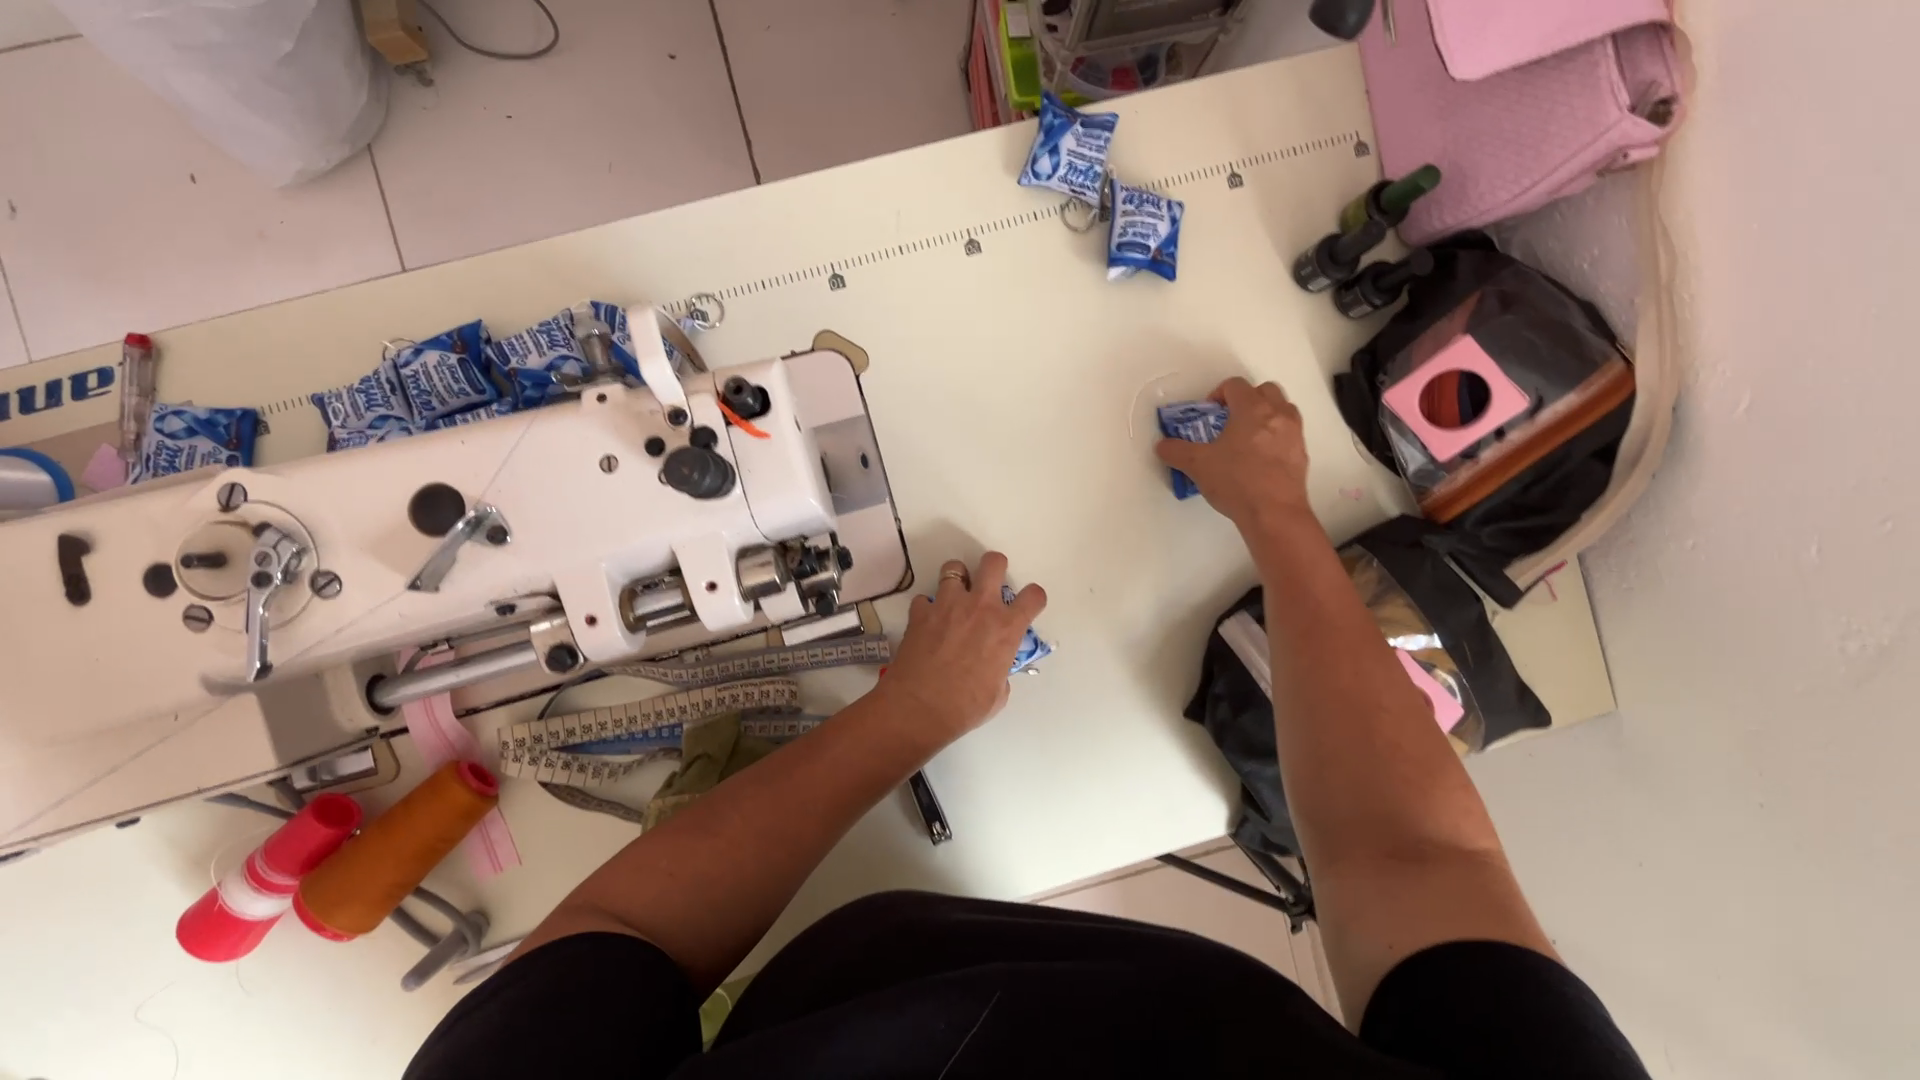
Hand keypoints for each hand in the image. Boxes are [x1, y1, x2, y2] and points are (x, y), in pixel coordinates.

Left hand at [879, 552, 1046, 744]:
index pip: (1033, 596)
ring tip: (955, 594)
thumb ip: (1000, 672)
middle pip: (993, 563)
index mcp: (1006, 628)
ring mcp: (947, 604)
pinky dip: (927, 606)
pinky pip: (924, 598)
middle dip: (995, 566)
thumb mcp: (997, 694)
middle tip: (990, 582)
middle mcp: (980, 607)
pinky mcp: (920, 611)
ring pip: (954, 567)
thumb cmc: (964, 708)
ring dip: (958, 578)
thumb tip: (994, 669)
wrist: (919, 708)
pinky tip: (927, 621)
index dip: (1033, 598)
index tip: (1028, 605)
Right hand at [1155, 377, 1311, 533]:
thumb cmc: (1236, 481)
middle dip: (1247, 399)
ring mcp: (1294, 434)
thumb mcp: (1197, 465)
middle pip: (1266, 390)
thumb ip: (1176, 451)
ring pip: (1283, 410)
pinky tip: (1260, 459)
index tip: (1209, 413)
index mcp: (1252, 409)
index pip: (1236, 385)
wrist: (1274, 513)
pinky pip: (1290, 434)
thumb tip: (1162, 446)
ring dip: (1266, 415)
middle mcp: (1278, 415)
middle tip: (1231, 420)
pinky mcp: (1301, 455)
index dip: (1219, 393)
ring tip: (1248, 437)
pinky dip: (1276, 437)